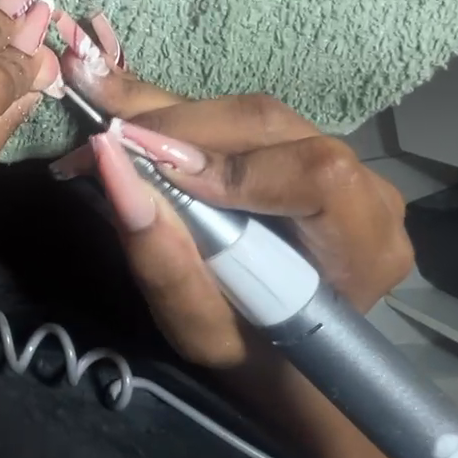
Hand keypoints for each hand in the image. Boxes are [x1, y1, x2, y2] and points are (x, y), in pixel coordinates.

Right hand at [53, 9, 413, 368]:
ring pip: (240, 110)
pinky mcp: (289, 143)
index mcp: (361, 246)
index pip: (316, 175)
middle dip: (174, 125)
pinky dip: (164, 109)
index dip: (233, 164)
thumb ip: (160, 253)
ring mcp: (329, 157)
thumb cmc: (246, 349)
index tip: (157, 169)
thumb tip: (110, 164)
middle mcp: (361, 190)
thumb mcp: (197, 327)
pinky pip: (226, 112)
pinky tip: (119, 106)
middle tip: (101, 134)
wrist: (275, 352)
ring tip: (97, 109)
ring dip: (160, 110)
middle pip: (266, 125)